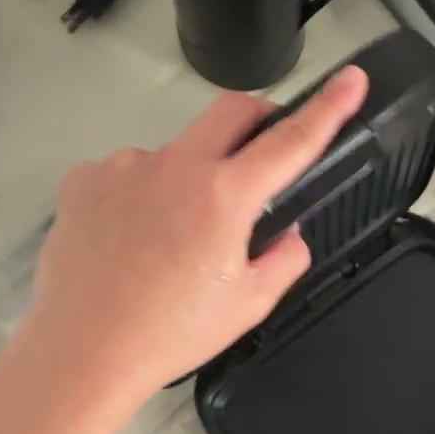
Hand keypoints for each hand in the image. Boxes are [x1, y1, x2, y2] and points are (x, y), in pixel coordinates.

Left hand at [28, 67, 368, 396]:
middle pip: (232, 111)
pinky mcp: (84, 179)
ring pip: (176, 152)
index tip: (351, 80)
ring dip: (190, 177)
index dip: (328, 107)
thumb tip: (288, 231)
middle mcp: (174, 165)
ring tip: (172, 240)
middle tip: (261, 158)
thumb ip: (285, 258)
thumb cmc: (172, 333)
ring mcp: (123, 166)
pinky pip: (129, 174)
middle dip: (259, 120)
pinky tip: (132, 241)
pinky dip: (143, 196)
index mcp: (223, 196)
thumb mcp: (249, 305)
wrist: (83, 353)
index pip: (290, 140)